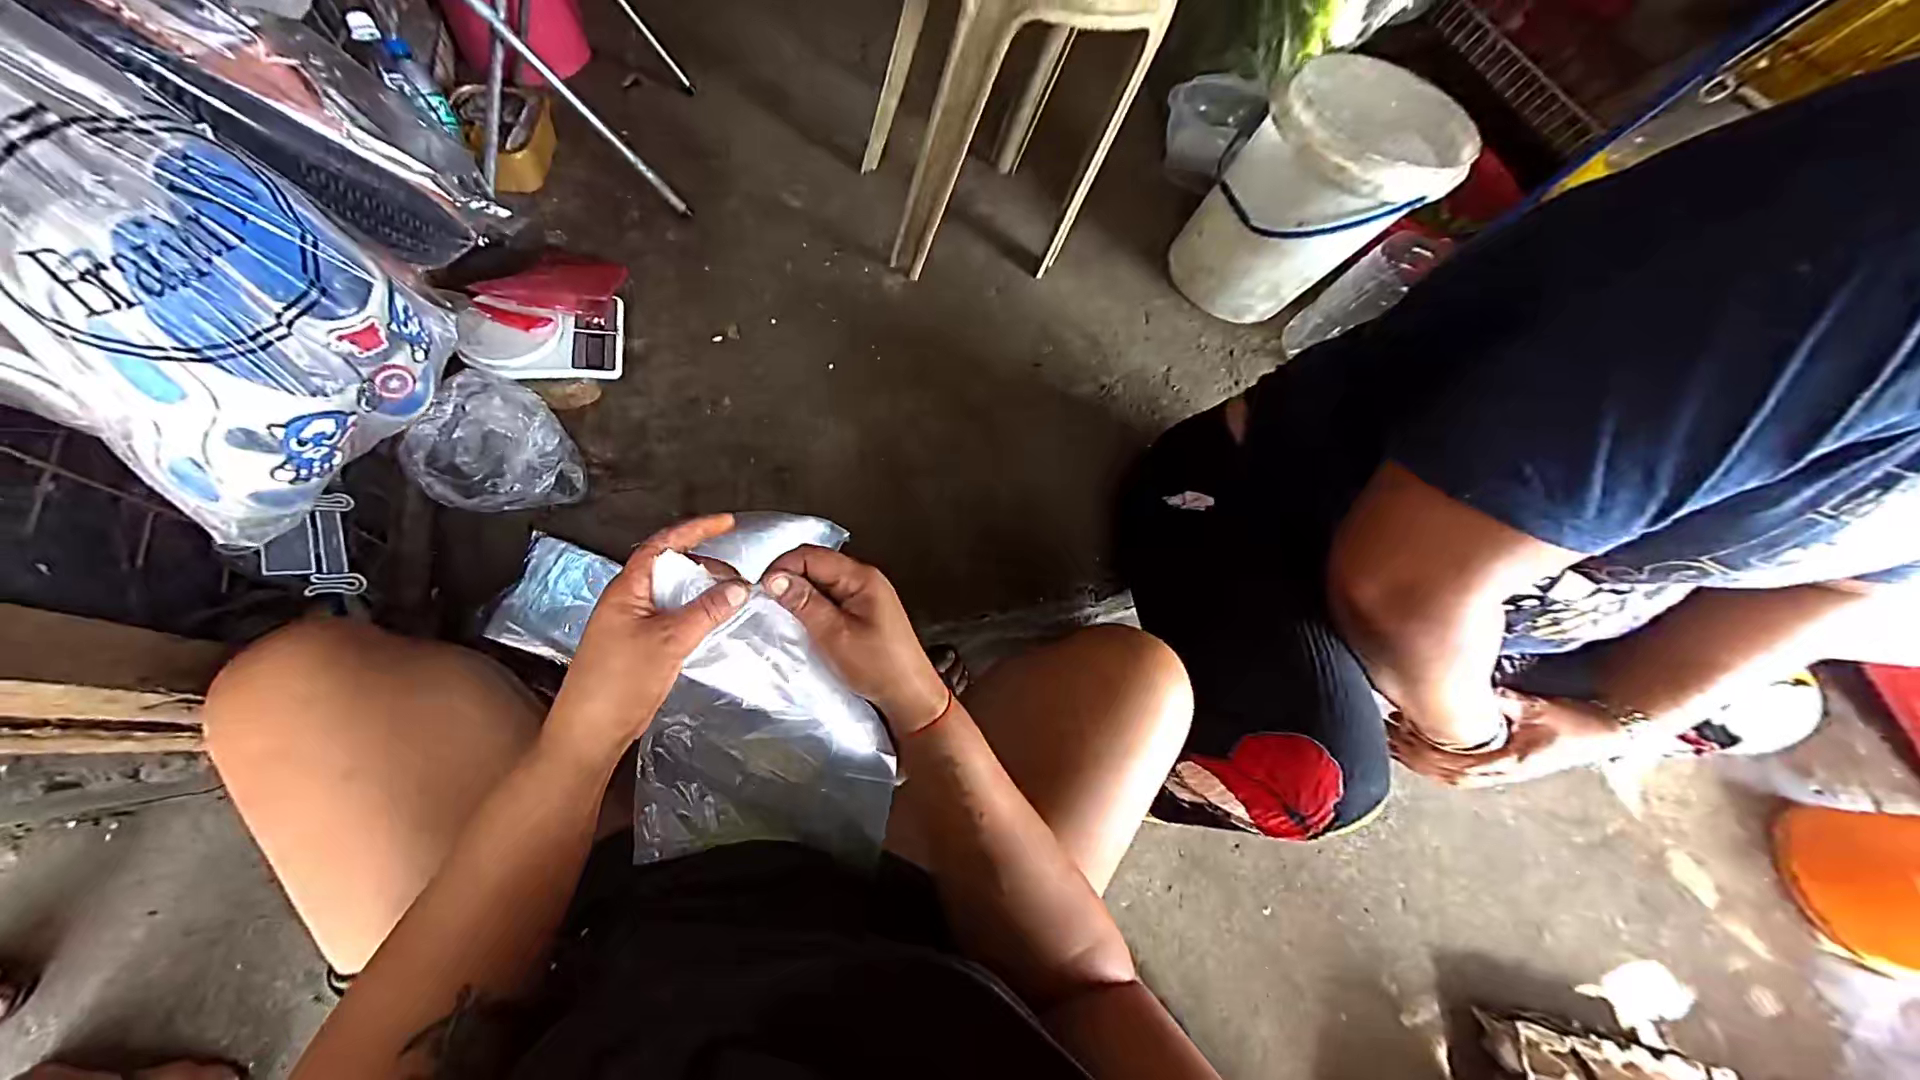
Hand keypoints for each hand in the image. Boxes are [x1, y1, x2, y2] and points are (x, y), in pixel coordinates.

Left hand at [546, 515, 749, 758]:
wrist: (590, 732)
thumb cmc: (620, 682)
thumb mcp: (669, 641)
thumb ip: (706, 611)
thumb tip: (740, 587)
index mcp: (628, 589)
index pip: (663, 546)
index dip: (695, 530)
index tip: (726, 523)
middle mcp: (630, 600)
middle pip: (672, 568)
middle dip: (707, 566)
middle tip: (738, 579)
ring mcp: (635, 623)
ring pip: (676, 594)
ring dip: (704, 591)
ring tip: (734, 598)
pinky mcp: (643, 644)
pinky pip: (676, 616)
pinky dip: (699, 613)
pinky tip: (717, 622)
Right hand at [763, 546, 949, 734]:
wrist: (909, 694)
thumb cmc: (878, 666)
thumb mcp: (835, 635)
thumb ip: (805, 603)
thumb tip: (775, 579)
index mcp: (862, 577)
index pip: (811, 555)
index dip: (782, 567)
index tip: (761, 590)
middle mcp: (864, 578)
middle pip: (816, 564)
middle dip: (788, 579)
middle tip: (767, 604)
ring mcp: (864, 594)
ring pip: (820, 582)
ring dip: (799, 594)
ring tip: (781, 615)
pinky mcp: (862, 611)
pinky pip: (830, 598)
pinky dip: (812, 606)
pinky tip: (801, 623)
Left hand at [1388, 691, 1636, 787]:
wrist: (1603, 735)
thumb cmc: (1573, 721)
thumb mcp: (1540, 708)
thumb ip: (1507, 702)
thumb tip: (1477, 692)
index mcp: (1509, 761)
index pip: (1456, 761)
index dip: (1426, 748)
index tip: (1402, 727)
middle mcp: (1501, 773)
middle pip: (1446, 772)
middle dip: (1413, 754)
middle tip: (1386, 730)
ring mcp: (1500, 775)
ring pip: (1449, 777)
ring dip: (1418, 762)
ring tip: (1390, 740)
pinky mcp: (1500, 771)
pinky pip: (1459, 776)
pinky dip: (1432, 768)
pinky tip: (1412, 755)